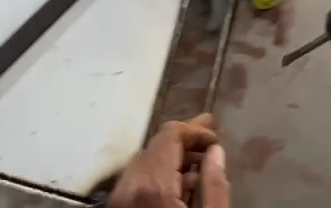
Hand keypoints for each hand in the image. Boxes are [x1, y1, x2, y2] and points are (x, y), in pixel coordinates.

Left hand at [106, 113, 229, 207]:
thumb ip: (214, 185)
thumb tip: (215, 152)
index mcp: (152, 183)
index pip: (171, 134)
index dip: (196, 130)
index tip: (215, 138)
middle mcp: (129, 184)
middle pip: (157, 145)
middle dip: (184, 141)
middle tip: (209, 140)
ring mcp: (118, 196)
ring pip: (145, 162)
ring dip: (172, 157)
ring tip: (198, 163)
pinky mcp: (115, 206)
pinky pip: (136, 180)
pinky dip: (158, 175)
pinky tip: (179, 185)